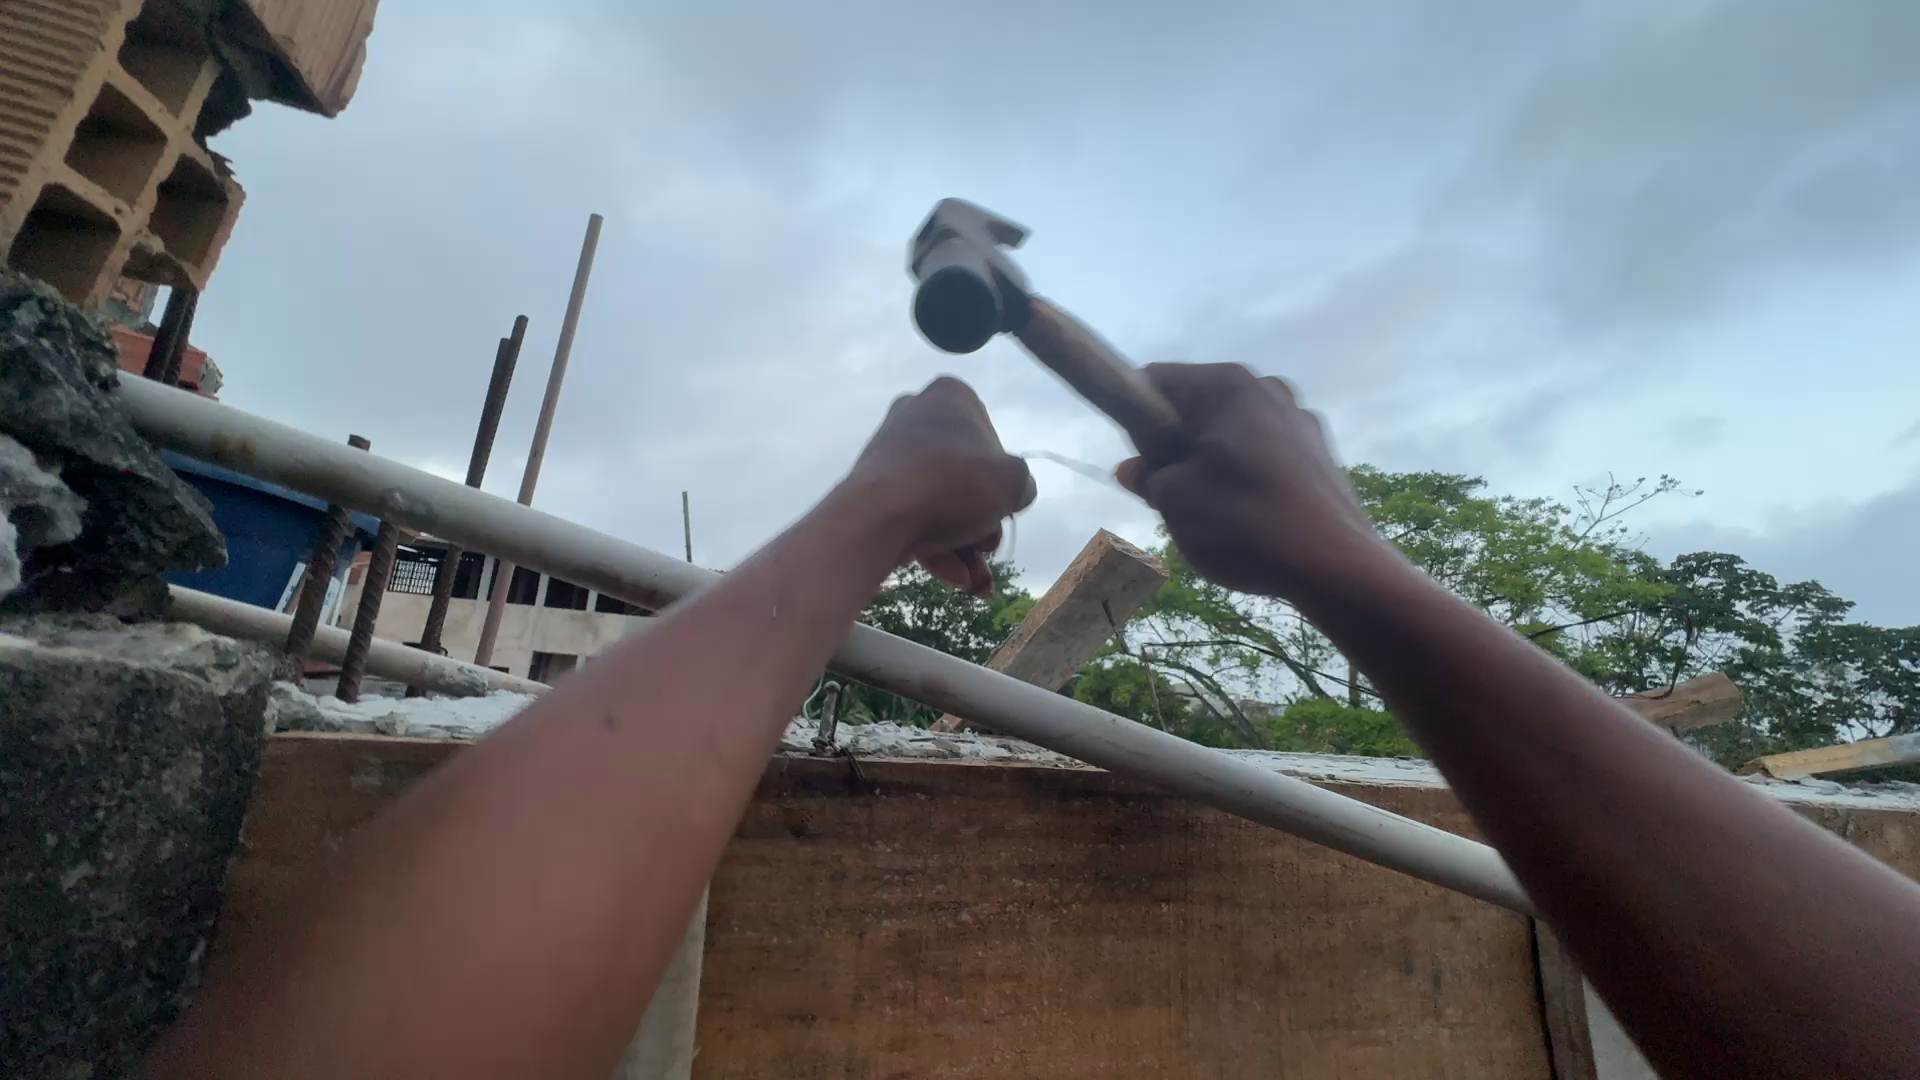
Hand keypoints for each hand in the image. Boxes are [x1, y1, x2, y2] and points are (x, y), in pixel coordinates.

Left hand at [845, 376, 1035, 594]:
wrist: (876, 518)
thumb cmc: (953, 485)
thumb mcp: (1012, 482)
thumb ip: (1022, 483)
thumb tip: (1014, 491)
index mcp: (950, 397)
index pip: (990, 437)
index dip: (1002, 479)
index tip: (1002, 505)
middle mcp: (916, 416)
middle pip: (965, 476)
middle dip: (981, 522)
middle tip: (988, 548)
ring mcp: (889, 453)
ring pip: (940, 501)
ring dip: (963, 544)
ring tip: (975, 579)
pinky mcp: (872, 488)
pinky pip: (914, 514)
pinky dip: (936, 546)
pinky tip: (954, 577)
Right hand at [1116, 363, 1383, 597]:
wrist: (1335, 568)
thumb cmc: (1241, 521)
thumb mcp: (1173, 501)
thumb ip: (1147, 477)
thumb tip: (1131, 469)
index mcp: (1227, 386)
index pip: (1156, 382)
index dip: (1134, 419)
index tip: (1138, 461)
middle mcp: (1268, 390)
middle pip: (1196, 409)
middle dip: (1174, 446)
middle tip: (1168, 493)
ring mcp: (1300, 421)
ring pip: (1231, 435)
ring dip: (1209, 465)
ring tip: (1210, 514)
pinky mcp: (1321, 455)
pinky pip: (1263, 457)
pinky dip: (1244, 479)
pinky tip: (1247, 520)